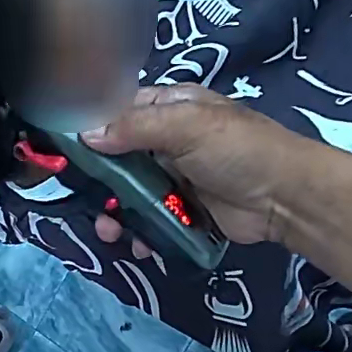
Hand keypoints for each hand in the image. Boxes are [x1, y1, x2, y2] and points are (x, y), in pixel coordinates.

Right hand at [82, 85, 336, 248]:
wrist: (286, 197)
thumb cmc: (237, 149)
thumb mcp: (188, 126)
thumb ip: (136, 127)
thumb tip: (87, 135)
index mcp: (170, 107)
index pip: (120, 111)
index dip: (93, 128)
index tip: (66, 152)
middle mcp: (169, 139)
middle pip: (121, 158)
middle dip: (102, 182)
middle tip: (90, 203)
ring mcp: (177, 176)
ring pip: (133, 192)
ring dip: (118, 212)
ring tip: (111, 231)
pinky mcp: (186, 208)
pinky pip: (153, 218)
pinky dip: (142, 231)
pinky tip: (139, 244)